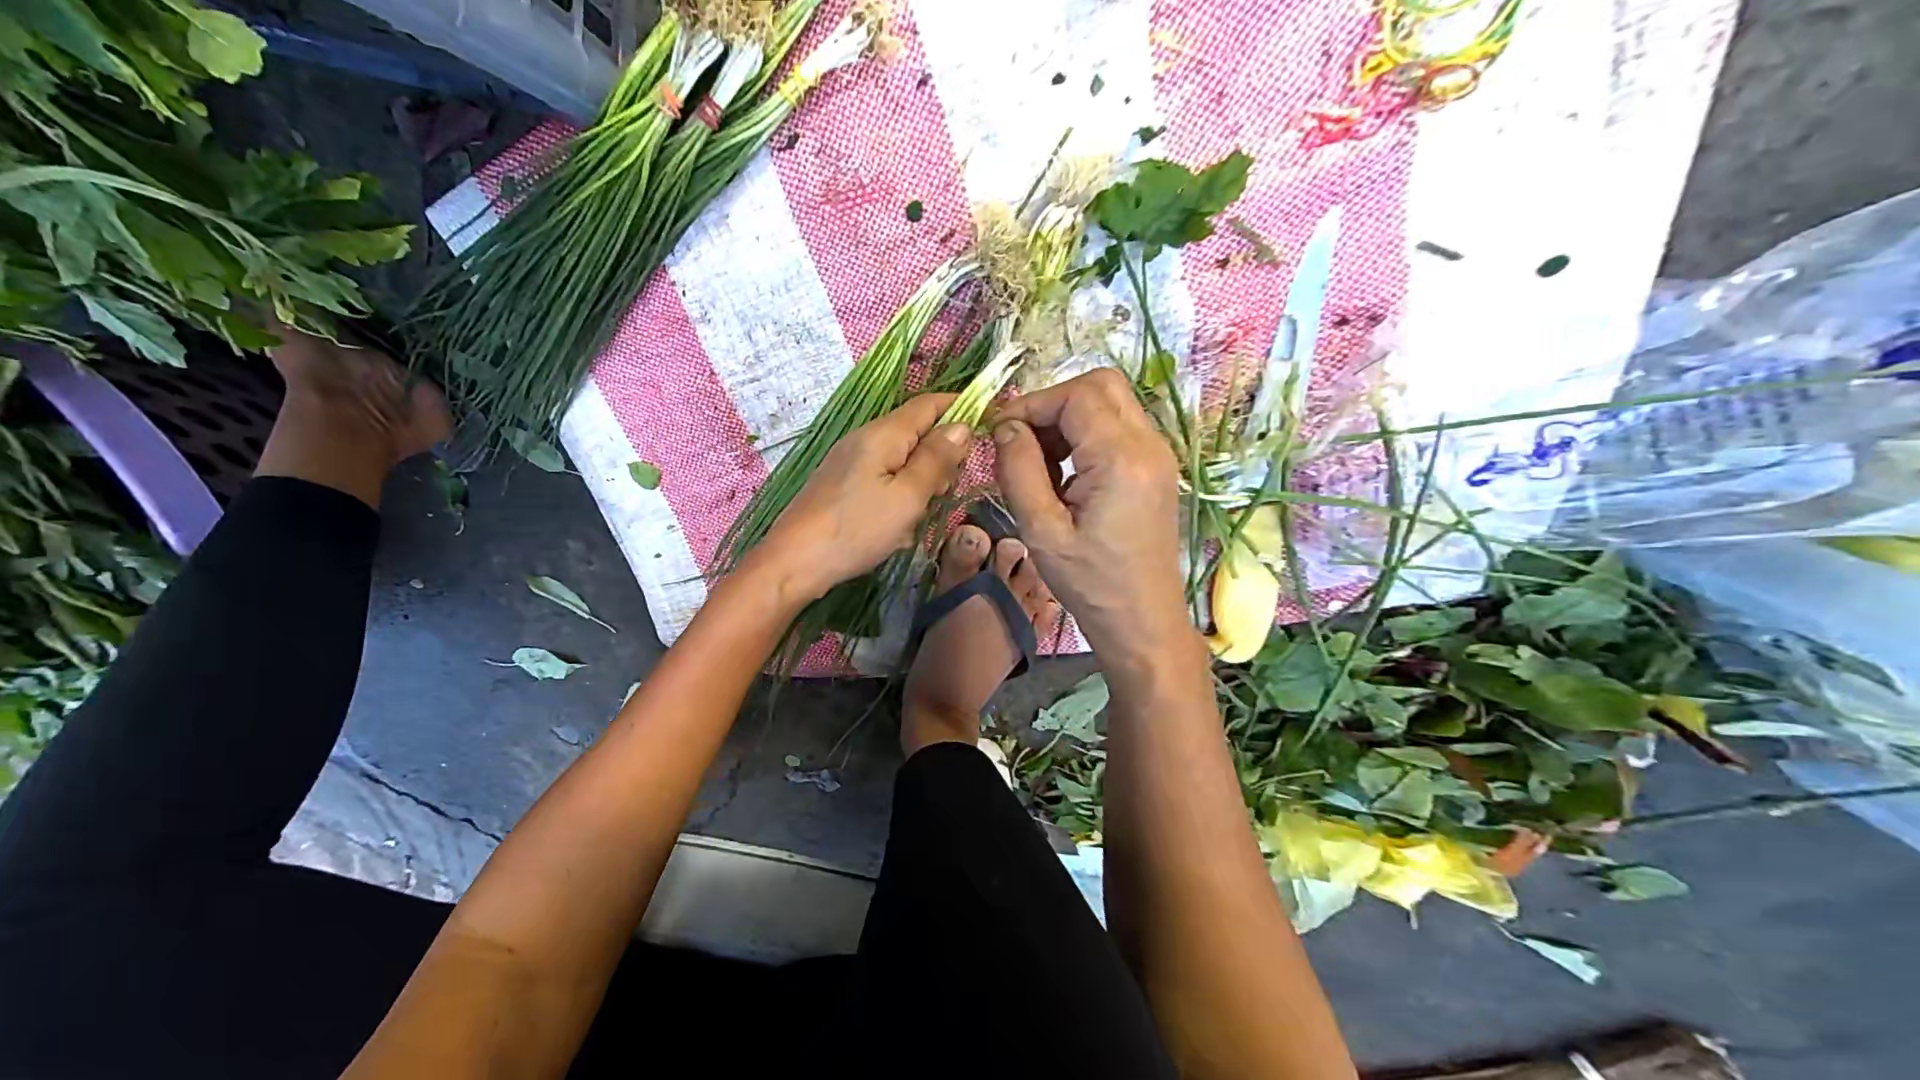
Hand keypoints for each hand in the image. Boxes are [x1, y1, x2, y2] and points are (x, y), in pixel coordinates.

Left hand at [748, 394, 972, 602]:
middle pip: (917, 430)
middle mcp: (866, 438)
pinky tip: (897, 524)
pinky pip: (884, 477)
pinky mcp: (843, 483)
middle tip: (947, 490)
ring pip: (902, 458)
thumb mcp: (908, 496)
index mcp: (884, 433)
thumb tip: (962, 425)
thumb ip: (937, 459)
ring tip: (919, 514)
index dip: (962, 407)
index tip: (991, 422)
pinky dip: (900, 494)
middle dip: (941, 454)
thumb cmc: (856, 529)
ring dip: (921, 480)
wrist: (794, 561)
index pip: (930, 403)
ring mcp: (851, 461)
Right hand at [990, 368, 1192, 661]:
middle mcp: (1149, 445)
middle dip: (1054, 402)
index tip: (1000, 431)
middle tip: (1023, 439)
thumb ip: (1019, 470)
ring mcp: (1158, 455)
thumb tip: (1006, 427)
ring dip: (1070, 417)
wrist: (1142, 620)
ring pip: (1111, 402)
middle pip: (1101, 384)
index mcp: (1122, 458)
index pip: (1076, 395)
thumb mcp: (1042, 531)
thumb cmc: (1090, 583)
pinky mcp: (1156, 468)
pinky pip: (1119, 427)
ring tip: (1040, 461)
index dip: (1032, 403)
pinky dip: (1087, 434)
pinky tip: (1064, 473)